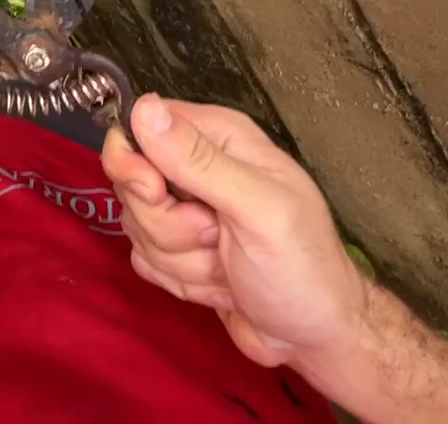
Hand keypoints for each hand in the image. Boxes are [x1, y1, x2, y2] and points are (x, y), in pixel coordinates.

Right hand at [101, 94, 369, 372]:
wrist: (316, 339)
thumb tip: (144, 108)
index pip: (140, 125)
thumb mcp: (258, 208)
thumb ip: (198, 160)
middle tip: (215, 235)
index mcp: (217, 137)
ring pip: (135, 223)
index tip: (157, 192)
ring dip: (179, 257)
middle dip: (167, 222)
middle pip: (132, 180)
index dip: (136, 161)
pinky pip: (142, 255)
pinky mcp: (173, 247)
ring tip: (226, 265)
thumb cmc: (303, 268)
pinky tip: (216, 282)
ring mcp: (182, 207)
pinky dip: (177, 278)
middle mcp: (194, 164)